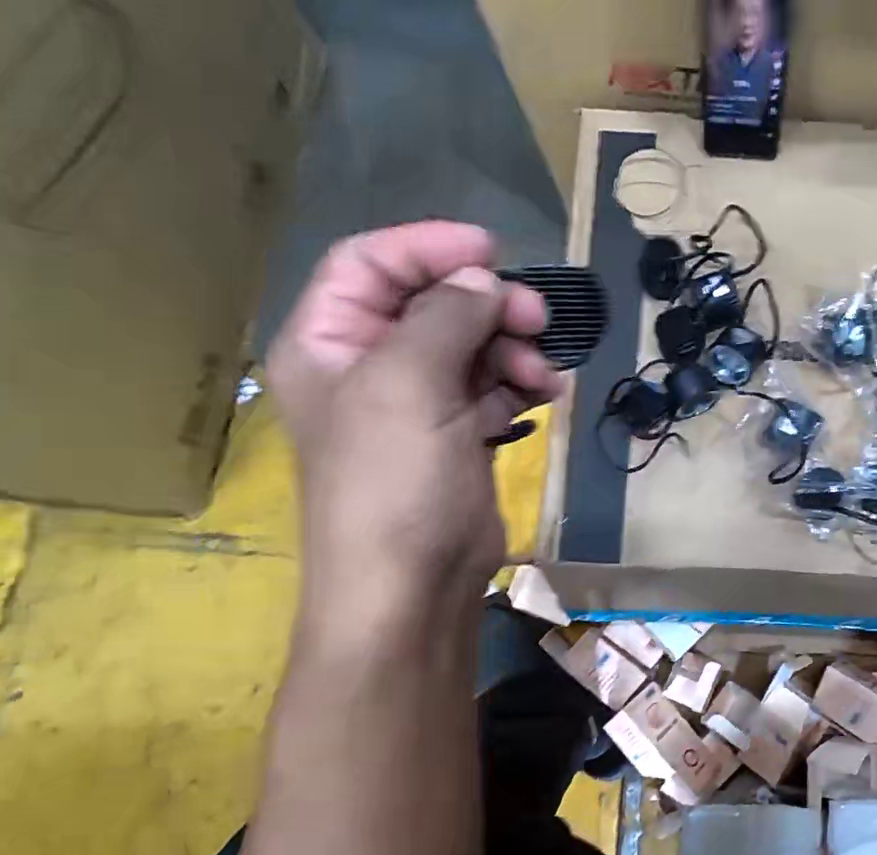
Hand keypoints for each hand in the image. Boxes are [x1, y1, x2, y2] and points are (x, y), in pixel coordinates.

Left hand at [268, 222, 563, 594]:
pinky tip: (547, 395)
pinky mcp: (456, 440)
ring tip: (544, 373)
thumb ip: (444, 316)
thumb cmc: (393, 481)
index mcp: (329, 342)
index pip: (371, 265)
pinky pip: (491, 392)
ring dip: (512, 350)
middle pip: (432, 306)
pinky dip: (520, 386)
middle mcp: (370, 367)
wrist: (413, 584)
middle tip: (537, 319)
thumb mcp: (408, 384)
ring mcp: (417, 407)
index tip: (494, 251)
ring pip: (470, 349)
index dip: (429, 248)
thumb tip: (483, 279)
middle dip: (487, 307)